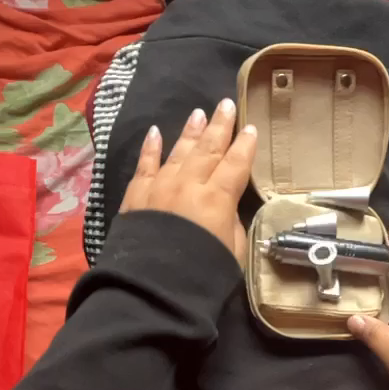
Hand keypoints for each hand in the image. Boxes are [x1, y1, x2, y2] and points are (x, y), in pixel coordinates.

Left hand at [119, 98, 256, 257]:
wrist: (156, 285)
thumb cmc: (202, 273)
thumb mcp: (233, 253)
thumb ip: (232, 227)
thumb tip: (228, 212)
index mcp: (218, 198)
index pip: (236, 165)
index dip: (245, 146)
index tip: (251, 128)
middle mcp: (189, 184)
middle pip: (208, 149)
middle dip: (219, 126)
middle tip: (226, 104)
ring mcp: (161, 186)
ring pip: (179, 151)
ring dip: (190, 132)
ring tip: (198, 113)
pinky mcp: (137, 195)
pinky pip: (145, 164)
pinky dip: (151, 148)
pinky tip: (155, 132)